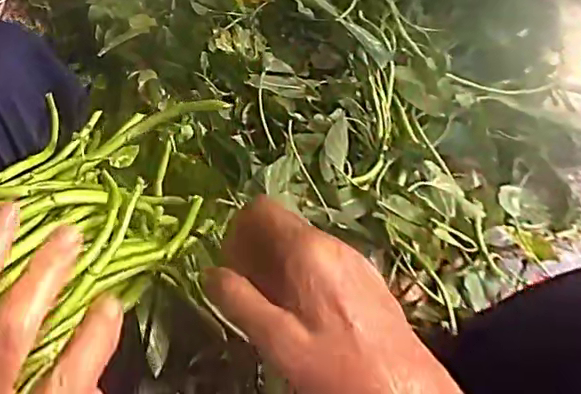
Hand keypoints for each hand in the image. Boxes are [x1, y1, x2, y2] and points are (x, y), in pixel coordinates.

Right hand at [204, 198, 461, 393]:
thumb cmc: (342, 371)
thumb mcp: (281, 344)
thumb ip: (240, 302)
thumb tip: (209, 273)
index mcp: (308, 248)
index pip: (260, 208)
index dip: (237, 230)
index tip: (231, 267)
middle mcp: (332, 242)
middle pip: (281, 226)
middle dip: (256, 252)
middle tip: (248, 293)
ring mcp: (356, 260)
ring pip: (302, 245)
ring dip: (280, 266)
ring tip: (276, 311)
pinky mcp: (372, 281)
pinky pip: (324, 263)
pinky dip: (305, 277)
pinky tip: (308, 318)